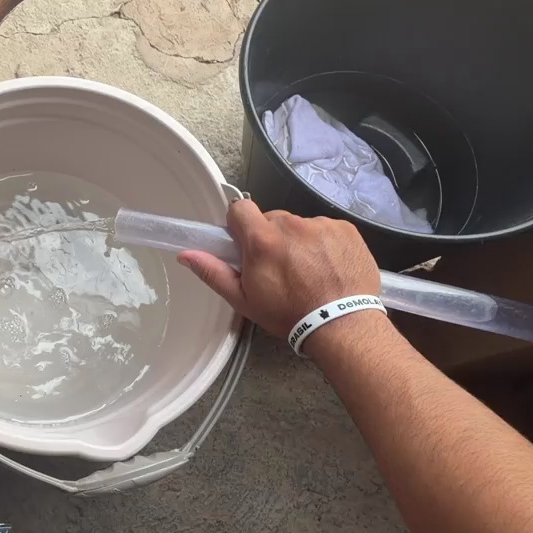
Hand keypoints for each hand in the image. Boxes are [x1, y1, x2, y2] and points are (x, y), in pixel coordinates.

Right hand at [179, 200, 382, 343]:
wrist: (342, 324)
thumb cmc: (291, 315)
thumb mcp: (243, 299)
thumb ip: (213, 272)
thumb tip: (186, 255)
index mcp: (262, 241)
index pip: (240, 208)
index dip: (239, 224)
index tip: (244, 242)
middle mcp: (292, 225)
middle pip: (271, 219)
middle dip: (270, 237)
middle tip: (277, 266)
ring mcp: (321, 225)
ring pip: (299, 224)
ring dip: (297, 241)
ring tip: (306, 270)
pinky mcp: (345, 229)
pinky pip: (325, 228)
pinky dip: (323, 243)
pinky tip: (325, 266)